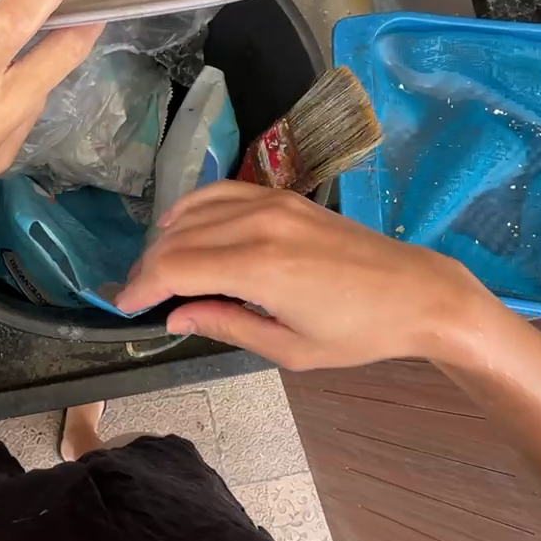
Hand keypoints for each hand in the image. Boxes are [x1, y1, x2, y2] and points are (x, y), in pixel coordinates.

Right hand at [115, 182, 507, 369]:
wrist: (417, 292)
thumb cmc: (357, 331)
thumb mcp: (290, 348)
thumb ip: (225, 325)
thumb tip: (174, 317)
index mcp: (260, 269)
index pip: (176, 269)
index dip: (141, 287)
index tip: (123, 305)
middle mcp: (258, 226)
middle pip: (178, 239)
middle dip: (148, 268)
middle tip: (137, 294)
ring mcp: (270, 203)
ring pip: (193, 212)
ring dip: (165, 240)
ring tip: (156, 268)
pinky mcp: (281, 195)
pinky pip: (220, 193)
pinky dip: (191, 208)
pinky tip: (179, 224)